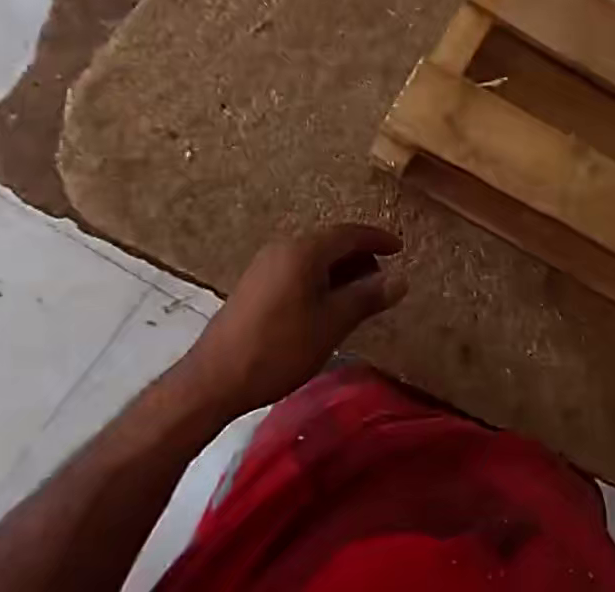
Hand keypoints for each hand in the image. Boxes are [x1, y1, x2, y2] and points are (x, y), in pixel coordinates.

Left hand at [181, 223, 407, 417]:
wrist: (214, 380)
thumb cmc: (279, 349)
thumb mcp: (332, 324)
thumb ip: (367, 297)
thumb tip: (401, 279)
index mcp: (304, 250)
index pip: (350, 233)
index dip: (378, 238)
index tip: (400, 248)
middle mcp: (284, 247)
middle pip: (331, 242)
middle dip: (360, 257)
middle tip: (381, 283)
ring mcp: (265, 264)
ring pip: (314, 257)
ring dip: (340, 271)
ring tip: (357, 299)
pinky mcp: (255, 284)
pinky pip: (297, 269)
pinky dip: (319, 279)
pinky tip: (325, 307)